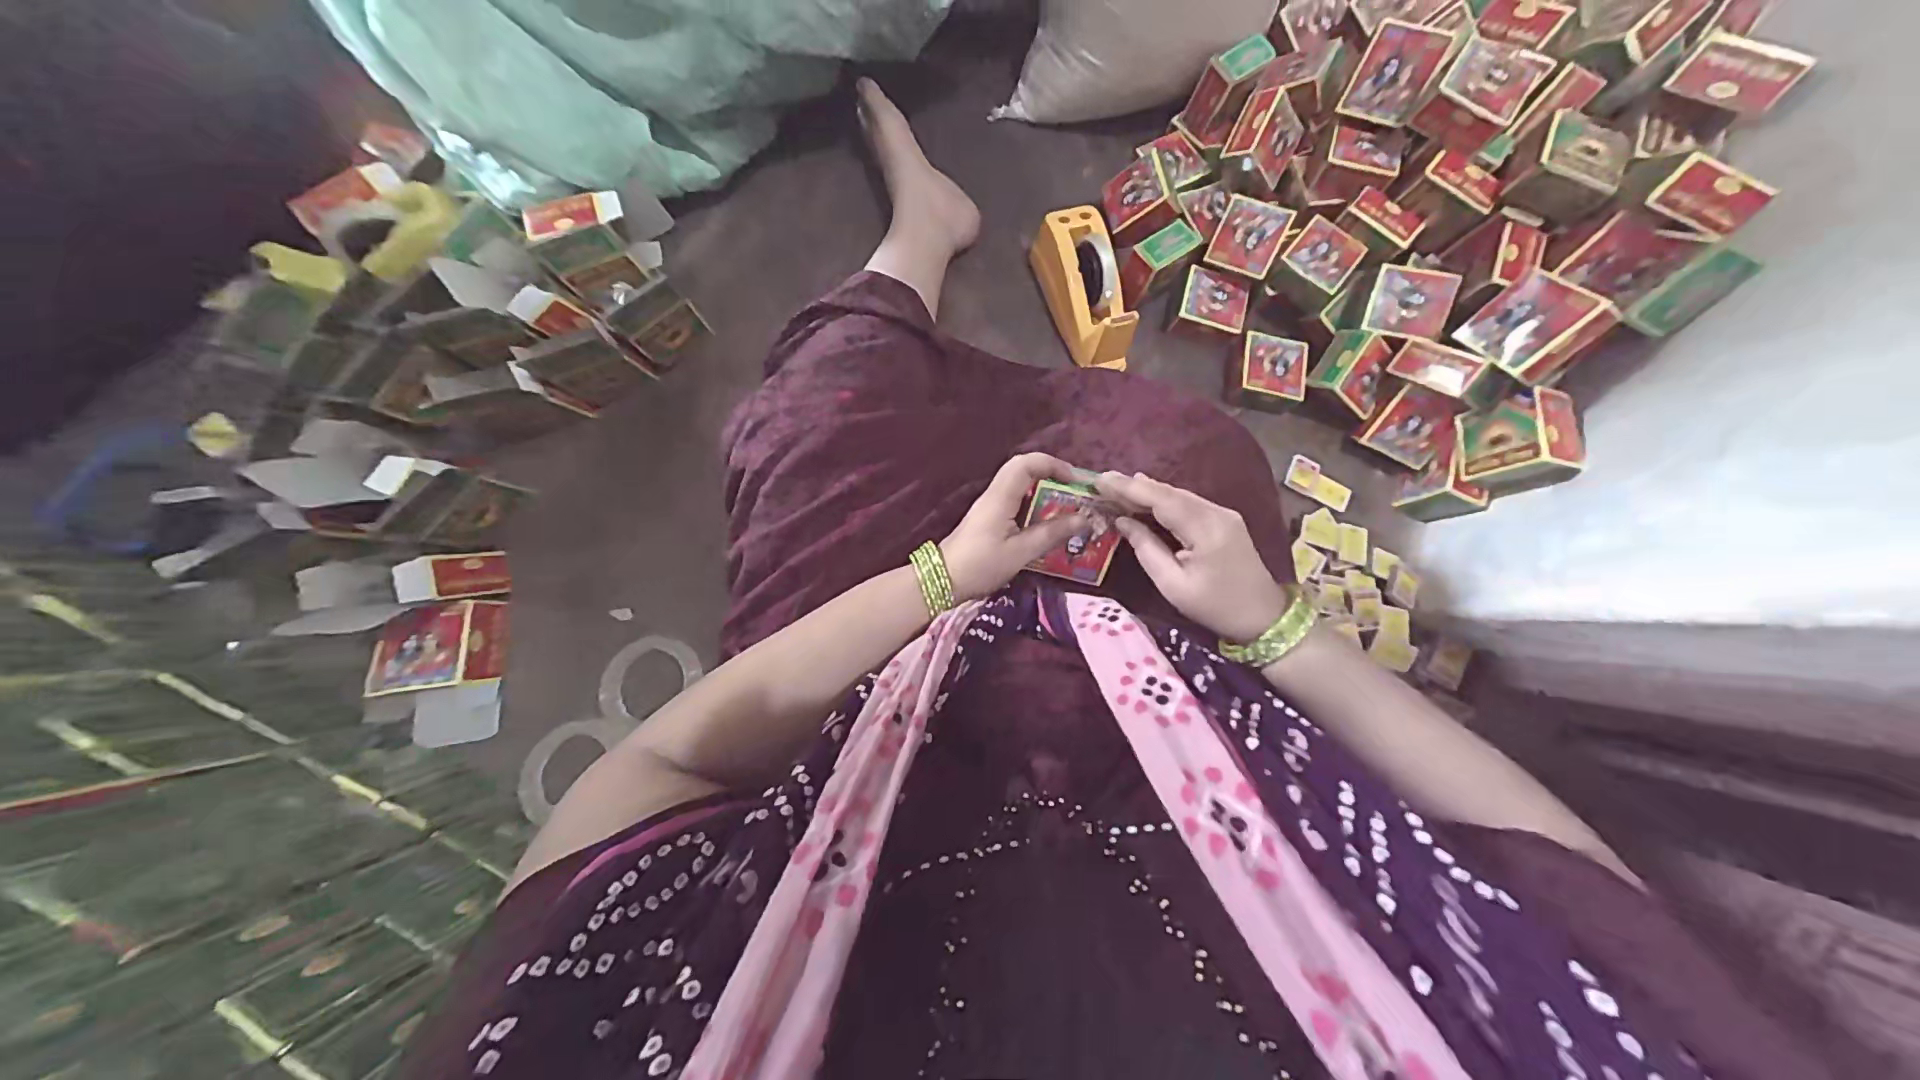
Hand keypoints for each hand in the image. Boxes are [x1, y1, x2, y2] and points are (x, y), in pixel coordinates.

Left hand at [940, 453, 1092, 600]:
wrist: (943, 580)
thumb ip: (1052, 533)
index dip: (1054, 465)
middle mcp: (994, 494)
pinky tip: (1045, 521)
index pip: (1027, 464)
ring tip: (1065, 506)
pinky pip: (1014, 499)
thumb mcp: (1021, 552)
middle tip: (1073, 492)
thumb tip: (1084, 519)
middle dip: (1051, 474)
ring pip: (1019, 484)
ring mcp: (989, 505)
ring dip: (1043, 489)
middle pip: (1023, 469)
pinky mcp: (988, 517)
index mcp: (1000, 497)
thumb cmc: (981, 565)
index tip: (1076, 481)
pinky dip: (1033, 503)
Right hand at [1095, 471, 1289, 642]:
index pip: (1161, 499)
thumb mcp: (1173, 584)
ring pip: (1178, 495)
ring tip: (1115, 487)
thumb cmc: (1215, 606)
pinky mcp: (1223, 520)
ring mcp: (1223, 514)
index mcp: (1205, 529)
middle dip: (1134, 486)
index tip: (1100, 479)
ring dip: (1147, 492)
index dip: (1128, 488)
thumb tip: (1123, 521)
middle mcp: (1217, 512)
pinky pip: (1187, 504)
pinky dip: (1162, 500)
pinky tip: (1144, 498)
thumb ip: (1146, 549)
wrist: (1263, 616)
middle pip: (1169, 492)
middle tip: (1101, 482)